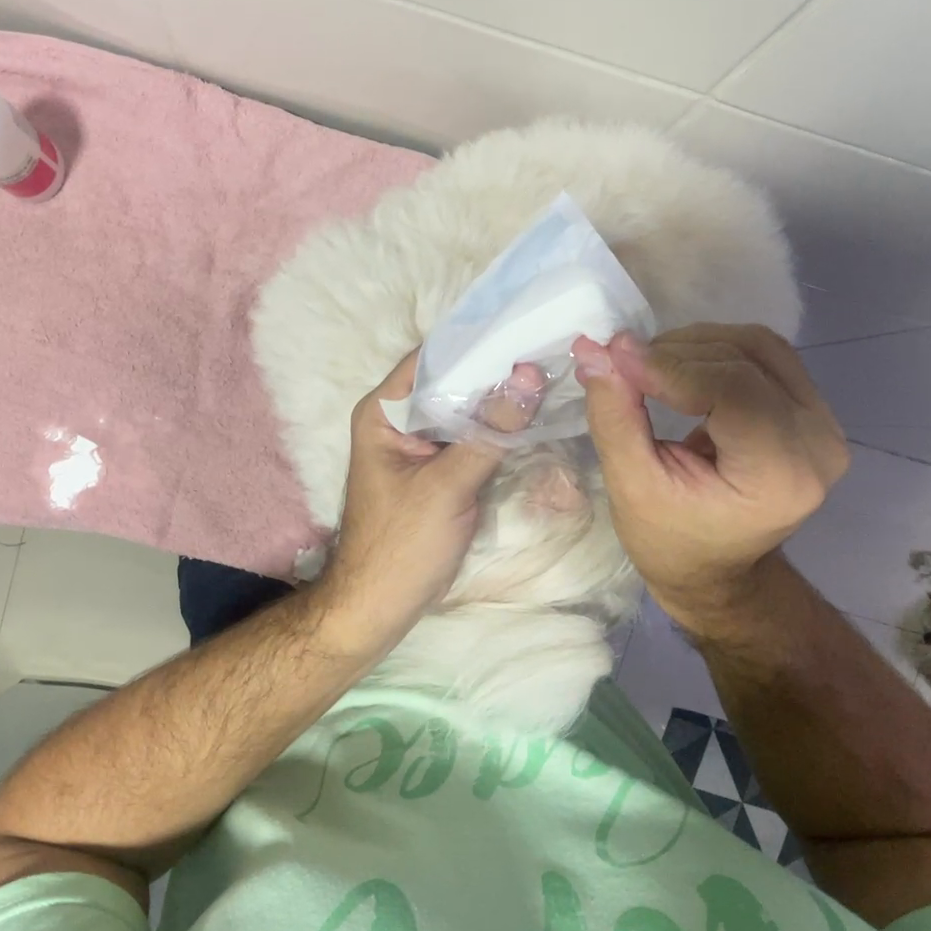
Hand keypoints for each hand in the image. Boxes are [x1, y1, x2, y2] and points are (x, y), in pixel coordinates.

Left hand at [316, 352, 539, 650]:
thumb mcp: (448, 485)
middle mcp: (398, 421)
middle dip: (496, 369)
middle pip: (451, 382)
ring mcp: (418, 447)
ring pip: (463, 411)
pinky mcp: (436, 471)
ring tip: (552, 371)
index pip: (432, 357)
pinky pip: (468, 438)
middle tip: (551, 346)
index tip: (527, 325)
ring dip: (499, 399)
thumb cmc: (402, 545)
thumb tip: (531, 375)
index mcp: (383, 412)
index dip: (477, 340)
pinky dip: (496, 430)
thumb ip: (489, 431)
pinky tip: (533, 415)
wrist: (379, 606)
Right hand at [573, 324, 848, 627]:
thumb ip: (616, 419)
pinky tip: (679, 371)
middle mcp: (817, 443)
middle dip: (676, 352)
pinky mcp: (813, 412)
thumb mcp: (631, 488)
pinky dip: (715, 352)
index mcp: (778, 476)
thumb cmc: (669, 541)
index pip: (732, 389)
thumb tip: (597, 352)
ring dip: (696, 345)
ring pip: (759, 347)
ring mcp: (823, 424)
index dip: (670, 365)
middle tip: (619, 362)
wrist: (712, 570)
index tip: (613, 356)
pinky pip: (765, 358)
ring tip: (646, 366)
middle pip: (746, 361)